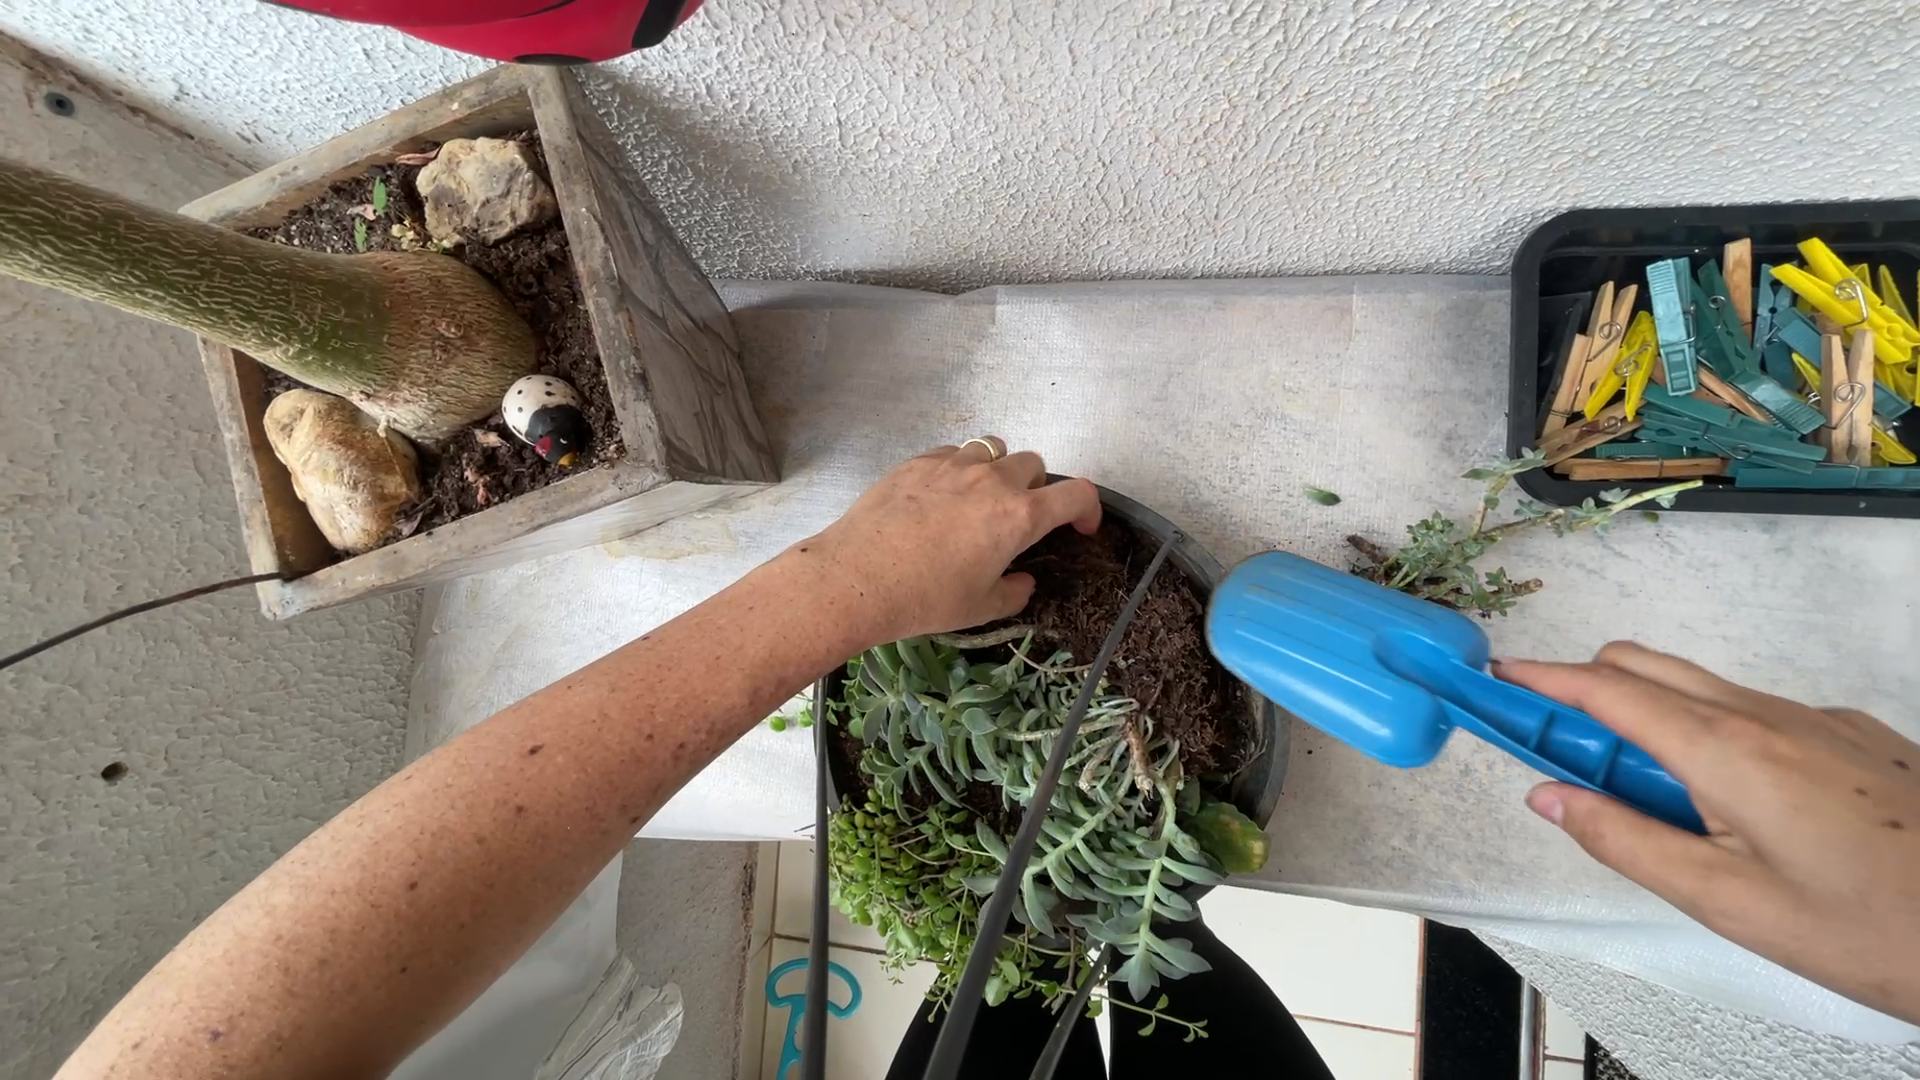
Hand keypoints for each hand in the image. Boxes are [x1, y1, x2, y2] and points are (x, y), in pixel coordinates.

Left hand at [797, 438, 1101, 648]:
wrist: (857, 576)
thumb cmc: (926, 598)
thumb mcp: (980, 609)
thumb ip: (1013, 593)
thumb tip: (1023, 582)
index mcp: (1019, 516)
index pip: (1076, 494)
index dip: (1089, 508)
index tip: (1080, 527)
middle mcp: (993, 480)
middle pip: (1033, 464)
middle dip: (1037, 487)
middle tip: (1019, 517)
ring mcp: (953, 464)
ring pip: (993, 449)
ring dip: (998, 469)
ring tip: (980, 498)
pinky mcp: (918, 461)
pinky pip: (952, 453)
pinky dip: (959, 468)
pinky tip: (939, 495)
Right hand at [1498, 643, 1919, 1022]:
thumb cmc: (1878, 931)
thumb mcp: (1730, 905)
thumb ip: (1623, 841)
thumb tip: (1545, 796)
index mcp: (1722, 748)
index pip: (1602, 689)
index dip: (1539, 677)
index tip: (1494, 677)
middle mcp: (1764, 714)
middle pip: (1641, 664)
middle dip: (1584, 685)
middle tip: (1567, 745)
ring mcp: (1820, 721)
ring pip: (1697, 686)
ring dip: (1645, 711)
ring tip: (1657, 790)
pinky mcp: (1863, 737)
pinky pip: (1754, 710)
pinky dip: (1710, 729)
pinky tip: (1751, 804)